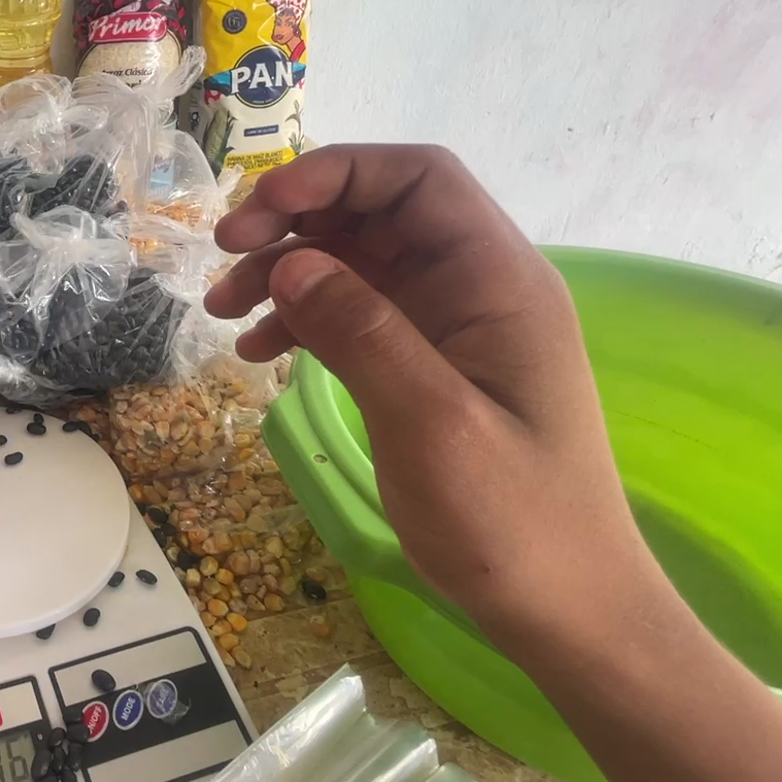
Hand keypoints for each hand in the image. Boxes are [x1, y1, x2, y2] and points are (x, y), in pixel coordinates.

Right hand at [205, 145, 665, 648]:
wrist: (560, 607)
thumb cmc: (511, 519)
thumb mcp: (431, 423)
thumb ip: (362, 332)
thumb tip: (289, 262)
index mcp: (495, 281)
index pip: (416, 181)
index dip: (334, 174)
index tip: (258, 209)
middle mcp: (469, 288)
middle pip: (372, 215)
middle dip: (292, 222)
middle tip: (223, 254)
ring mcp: (442, 326)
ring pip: (350, 263)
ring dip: (282, 273)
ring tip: (222, 310)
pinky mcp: (418, 364)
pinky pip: (347, 315)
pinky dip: (296, 320)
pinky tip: (256, 351)